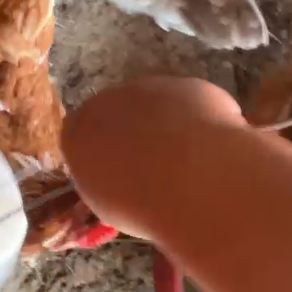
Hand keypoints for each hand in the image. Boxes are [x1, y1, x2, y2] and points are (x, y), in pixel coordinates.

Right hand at [62, 76, 244, 239]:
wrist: (193, 180)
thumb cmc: (141, 204)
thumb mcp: (108, 206)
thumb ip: (106, 182)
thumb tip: (120, 181)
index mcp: (76, 134)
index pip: (80, 136)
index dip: (102, 152)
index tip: (119, 172)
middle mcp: (103, 103)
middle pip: (116, 115)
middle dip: (134, 136)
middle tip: (156, 169)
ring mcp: (146, 90)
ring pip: (154, 108)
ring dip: (167, 127)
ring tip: (192, 164)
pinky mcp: (185, 86)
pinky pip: (191, 105)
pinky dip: (201, 122)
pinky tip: (215, 150)